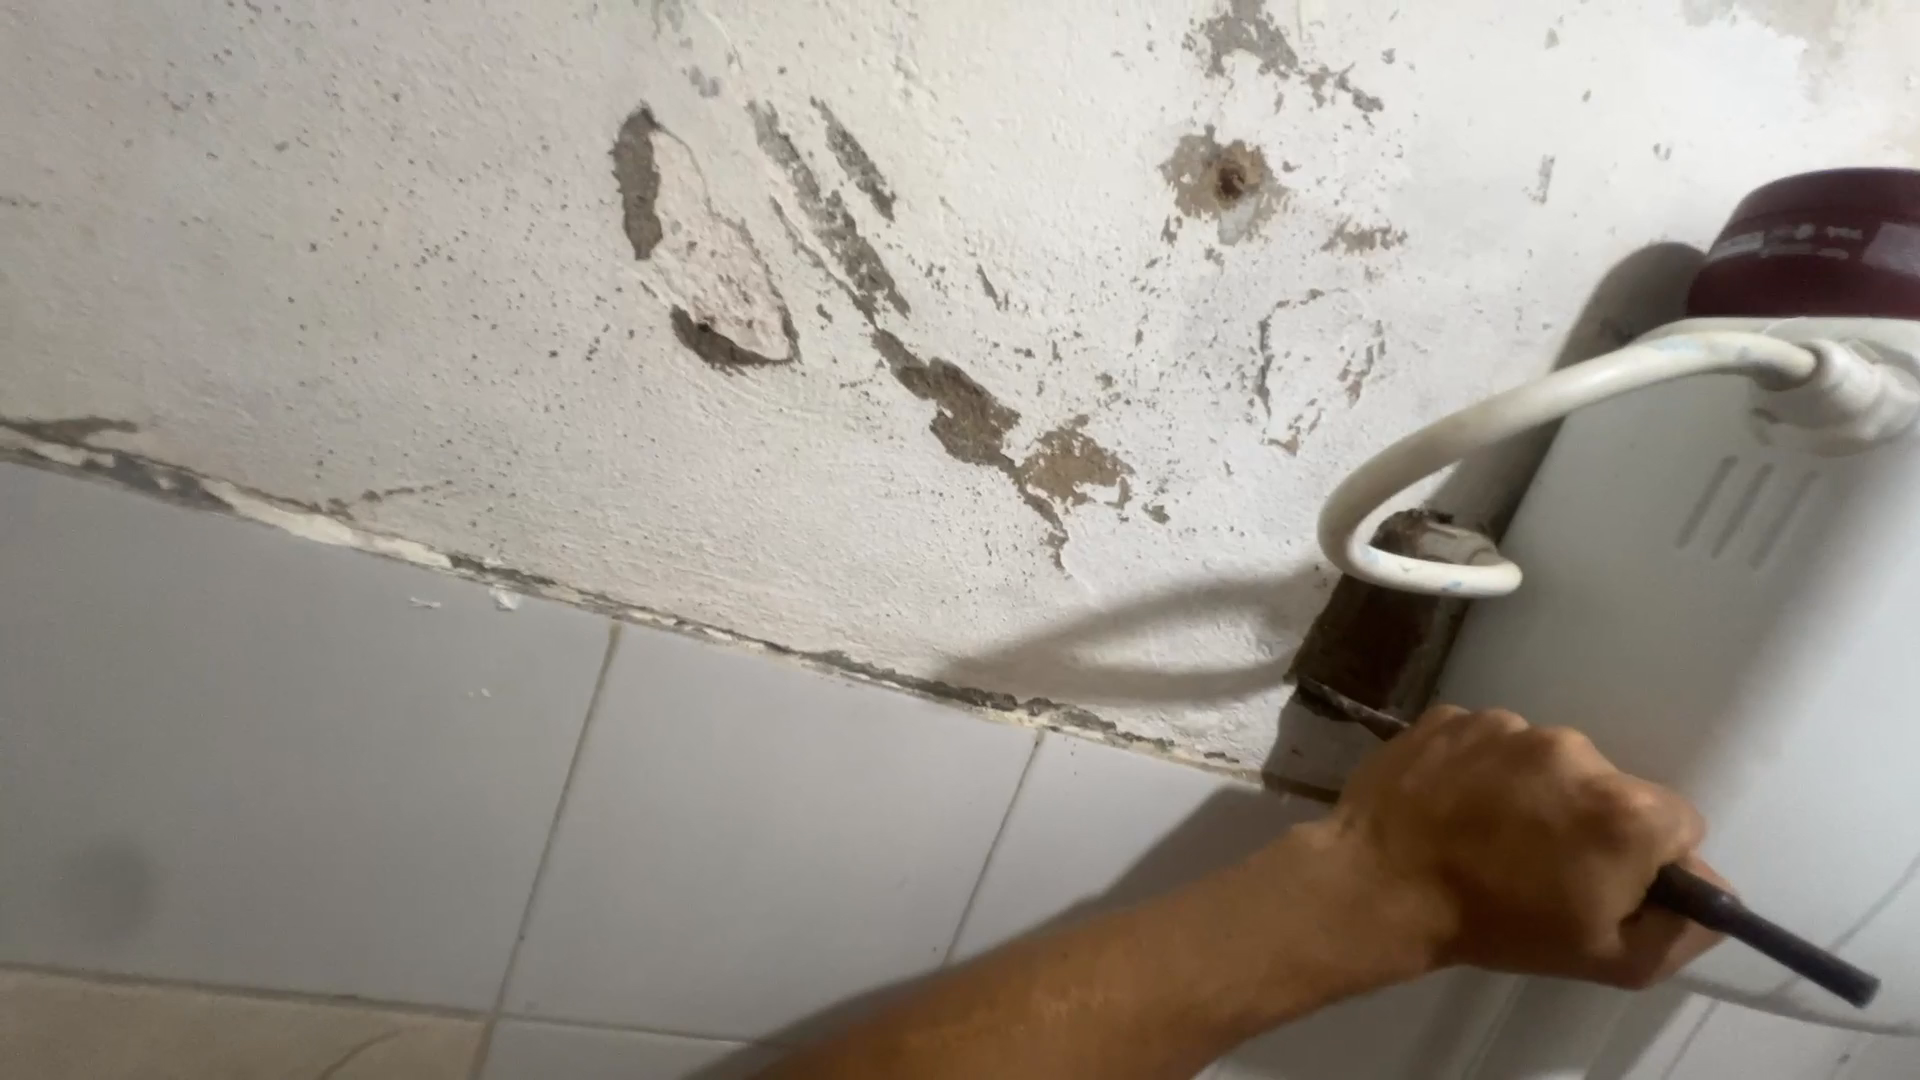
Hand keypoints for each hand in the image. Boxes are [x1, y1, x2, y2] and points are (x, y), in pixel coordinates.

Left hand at [1317, 706, 1725, 987]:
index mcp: (1624, 807)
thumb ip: (1685, 922)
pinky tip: (1449, 797)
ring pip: (1540, 757)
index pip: (1675, 822)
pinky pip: (1483, 740)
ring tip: (1482, 824)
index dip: (1646, 856)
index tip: (1601, 875)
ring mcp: (1498, 724)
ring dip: (1526, 785)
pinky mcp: (1444, 716)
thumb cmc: (1497, 923)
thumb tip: (1702, 882)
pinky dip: (1475, 763)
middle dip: (1583, 815)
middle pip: (1603, 782)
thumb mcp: (1614, 956)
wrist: (1379, 881)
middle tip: (1532, 853)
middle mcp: (1567, 748)